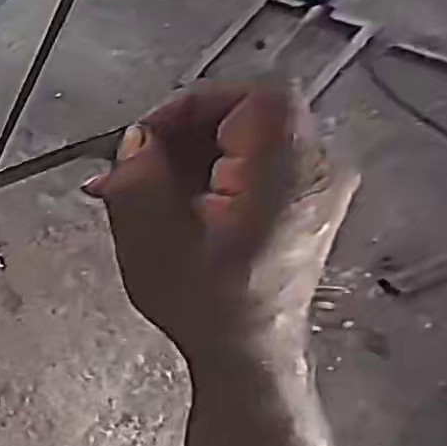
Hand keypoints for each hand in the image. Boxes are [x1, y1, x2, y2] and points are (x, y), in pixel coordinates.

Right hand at [84, 81, 355, 364]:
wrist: (245, 351)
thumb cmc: (203, 304)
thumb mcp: (149, 239)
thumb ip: (137, 177)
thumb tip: (137, 140)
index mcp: (286, 177)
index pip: (255, 95)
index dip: (193, 102)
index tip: (148, 135)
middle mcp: (316, 173)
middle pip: (246, 115)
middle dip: (178, 135)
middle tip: (131, 168)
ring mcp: (314, 187)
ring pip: (243, 139)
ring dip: (185, 156)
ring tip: (140, 191)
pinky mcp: (301, 202)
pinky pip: (251, 164)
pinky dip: (205, 174)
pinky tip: (169, 203)